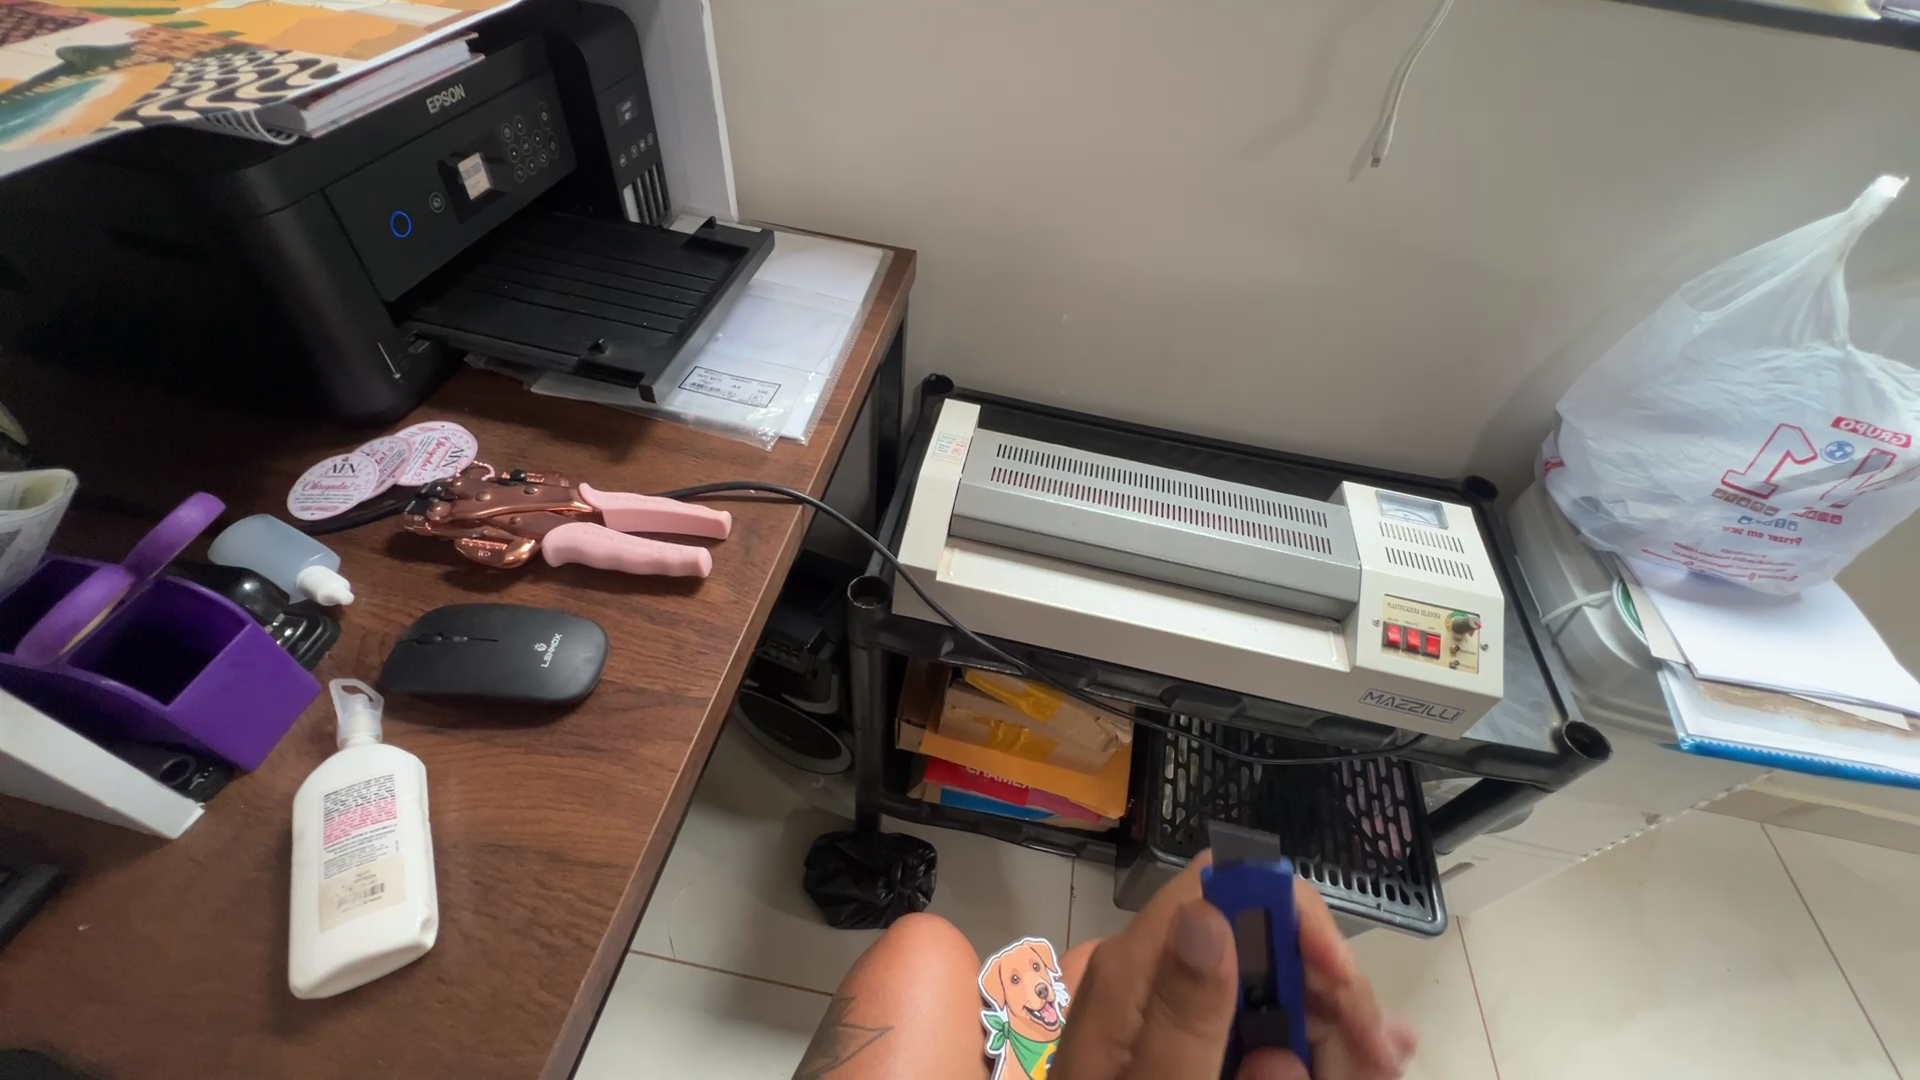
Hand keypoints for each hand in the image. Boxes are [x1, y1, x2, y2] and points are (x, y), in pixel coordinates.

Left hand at [1052, 852, 1413, 1079]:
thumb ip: (1184, 1017)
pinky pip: (1266, 1029)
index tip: (1343, 990)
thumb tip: (1211, 914)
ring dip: (1334, 1030)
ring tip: (1378, 1070)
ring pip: (1274, 988)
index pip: (1217, 885)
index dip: (1290, 916)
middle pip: (1261, 938)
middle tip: (1379, 1066)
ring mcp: (1177, 1009)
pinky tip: (1358, 1068)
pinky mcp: (1195, 1046)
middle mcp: (1156, 971)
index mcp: (1137, 967)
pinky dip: (1315, 1047)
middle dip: (1328, 992)